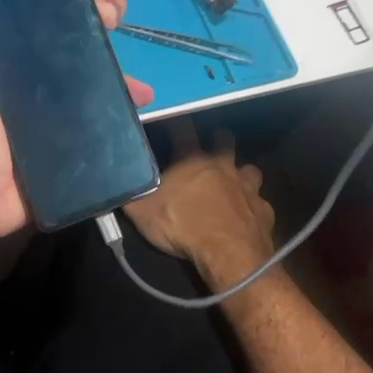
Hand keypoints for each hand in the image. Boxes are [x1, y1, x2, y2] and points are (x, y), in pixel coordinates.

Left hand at [0, 0, 154, 252]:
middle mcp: (21, 56)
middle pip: (66, 15)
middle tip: (108, 2)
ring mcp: (48, 91)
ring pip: (89, 51)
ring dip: (111, 37)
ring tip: (120, 34)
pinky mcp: (69, 122)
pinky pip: (103, 100)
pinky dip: (124, 92)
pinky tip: (139, 91)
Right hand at [123, 117, 274, 290]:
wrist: (230, 256)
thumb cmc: (181, 226)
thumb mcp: (140, 211)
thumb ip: (126, 193)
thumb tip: (108, 180)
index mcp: (190, 159)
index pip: (181, 128)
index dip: (176, 121)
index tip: (170, 116)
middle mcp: (221, 166)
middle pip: (223, 139)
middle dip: (217, 138)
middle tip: (209, 144)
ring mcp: (247, 187)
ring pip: (249, 169)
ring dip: (241, 172)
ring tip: (232, 181)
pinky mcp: (264, 211)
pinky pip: (260, 202)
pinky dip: (252, 205)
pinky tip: (245, 215)